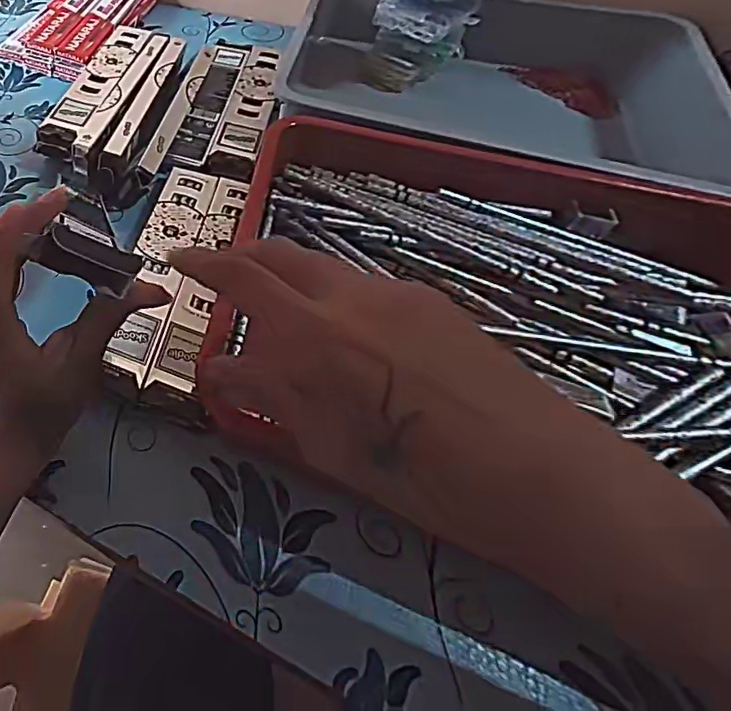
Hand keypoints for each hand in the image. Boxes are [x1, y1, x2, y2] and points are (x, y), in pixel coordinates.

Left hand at [0, 186, 168, 475]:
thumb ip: (108, 320)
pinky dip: (12, 246)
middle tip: (56, 201)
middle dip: (21, 221)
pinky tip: (33, 239)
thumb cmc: (46, 406)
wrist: (19, 429)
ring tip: (47, 213)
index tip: (52, 203)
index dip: (22, 228)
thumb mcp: (82, 364)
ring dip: (14, 230)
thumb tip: (149, 290)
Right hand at [173, 239, 730, 710]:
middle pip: (280, 252)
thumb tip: (216, 368)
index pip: (243, 277)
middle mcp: (353, 295)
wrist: (551, 476)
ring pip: (323, 267)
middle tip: (223, 277)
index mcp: (320, 333)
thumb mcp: (331, 447)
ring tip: (286, 323)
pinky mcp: (430, 300)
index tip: (179, 258)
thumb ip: (268, 396)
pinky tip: (351, 341)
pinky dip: (334, 297)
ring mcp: (397, 291)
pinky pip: (362, 285)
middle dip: (243, 256)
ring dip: (291, 280)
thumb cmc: (427, 479)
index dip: (205, 262)